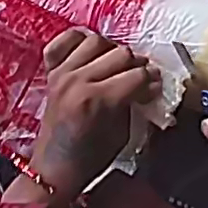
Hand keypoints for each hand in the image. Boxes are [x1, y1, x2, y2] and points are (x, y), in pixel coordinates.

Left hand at [25, 29, 158, 199]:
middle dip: (138, 65)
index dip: (152, 80)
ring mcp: (62, 72)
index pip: (137, 76)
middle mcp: (78, 80)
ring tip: (118, 64)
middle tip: (143, 76)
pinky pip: (63, 41)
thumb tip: (149, 84)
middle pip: (120, 54)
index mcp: (98, 99)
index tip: (157, 85)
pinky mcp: (50, 71)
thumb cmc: (90, 158)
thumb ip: (134, 104)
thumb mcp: (122, 134)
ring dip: (112, 51)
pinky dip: (77, 39)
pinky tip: (90, 49)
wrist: (54, 168)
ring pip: (96, 41)